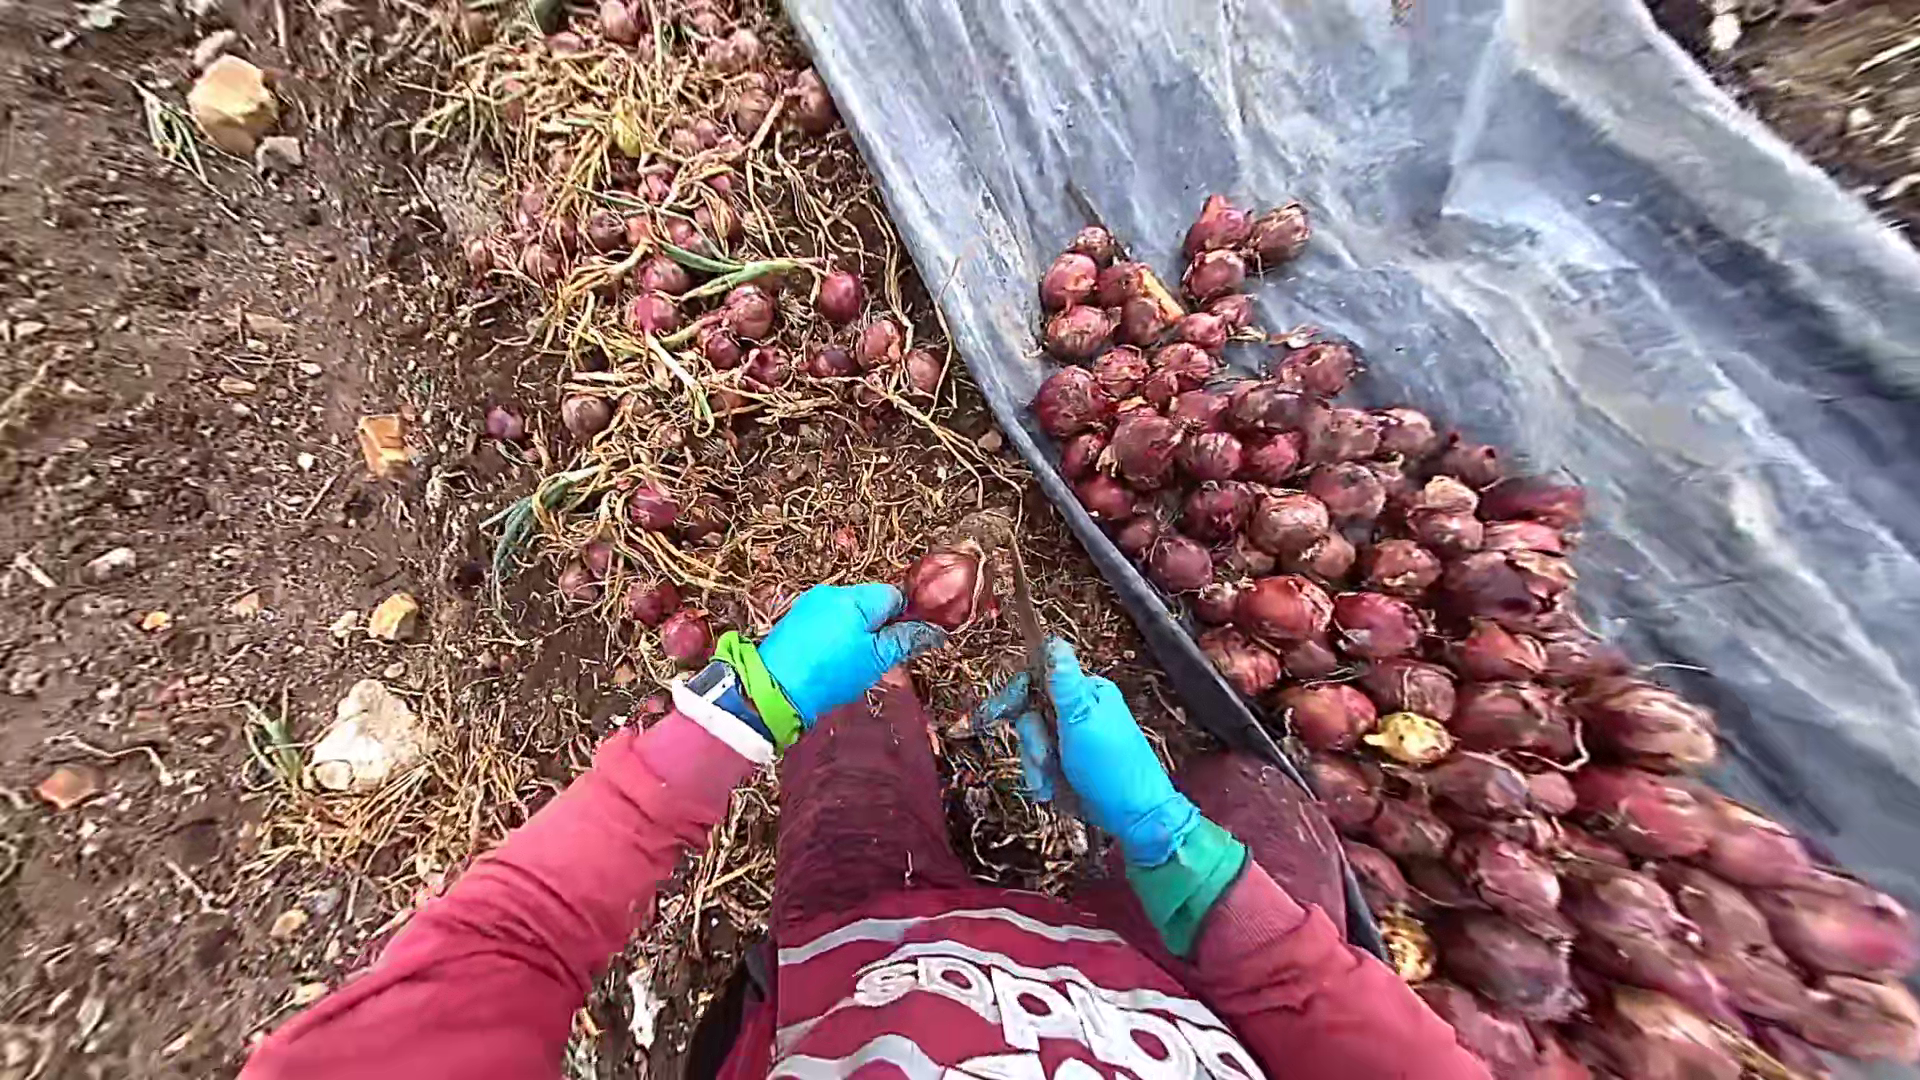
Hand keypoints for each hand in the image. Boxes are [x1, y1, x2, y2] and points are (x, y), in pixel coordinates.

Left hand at [758, 584, 946, 724]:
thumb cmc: (829, 673)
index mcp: (855, 597)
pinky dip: (839, 634)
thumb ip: (907, 639)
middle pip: (872, 601)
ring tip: (852, 661)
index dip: (904, 618)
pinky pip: (830, 619)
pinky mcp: (798, 618)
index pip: (894, 595)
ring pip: (851, 611)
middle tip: (877, 656)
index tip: (903, 642)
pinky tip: (833, 658)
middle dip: (880, 626)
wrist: (773, 691)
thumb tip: (935, 630)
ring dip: (860, 630)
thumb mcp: (876, 658)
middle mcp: (832, 592)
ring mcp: (812, 603)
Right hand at [977, 638, 1198, 866]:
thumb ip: (1063, 682)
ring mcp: (1068, 738)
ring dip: (1035, 764)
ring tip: (1049, 783)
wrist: (1134, 818)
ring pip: (1029, 740)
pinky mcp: (1063, 763)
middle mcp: (1075, 710)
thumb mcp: (1083, 720)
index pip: (1038, 677)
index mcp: (1084, 691)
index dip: (1018, 694)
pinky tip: (1050, 790)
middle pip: (1029, 712)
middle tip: (1044, 759)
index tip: (1002, 711)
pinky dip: (1040, 778)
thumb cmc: (1112, 765)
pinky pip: (1036, 763)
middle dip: (1032, 740)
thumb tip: (1053, 640)